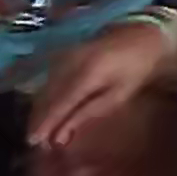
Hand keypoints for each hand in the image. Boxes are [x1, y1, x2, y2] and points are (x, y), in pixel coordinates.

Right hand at [26, 23, 173, 147]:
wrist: (143, 32)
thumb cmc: (136, 67)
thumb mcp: (117, 95)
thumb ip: (85, 115)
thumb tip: (59, 138)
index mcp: (88, 74)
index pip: (58, 106)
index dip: (44, 126)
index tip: (33, 143)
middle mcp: (69, 65)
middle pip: (45, 101)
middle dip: (39, 123)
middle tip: (39, 143)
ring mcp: (63, 59)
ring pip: (41, 94)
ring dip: (39, 114)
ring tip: (42, 131)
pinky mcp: (60, 58)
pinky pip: (46, 85)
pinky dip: (43, 102)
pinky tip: (46, 114)